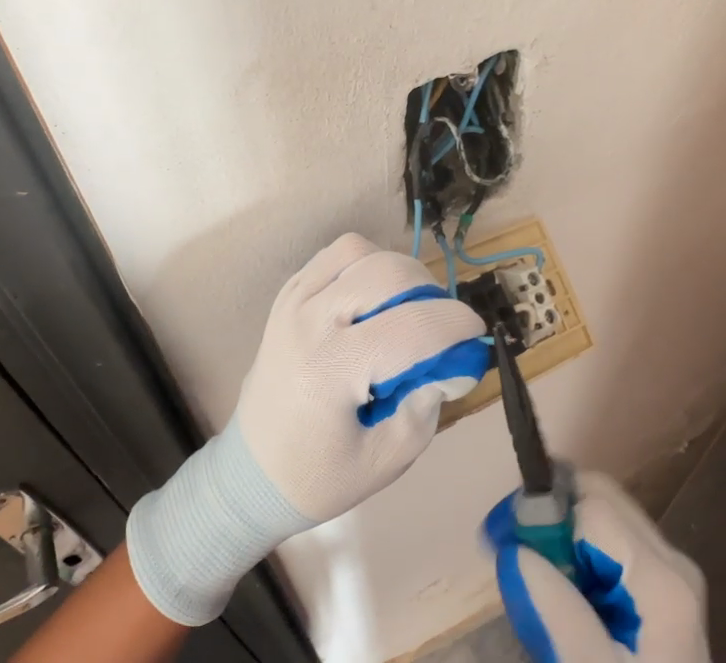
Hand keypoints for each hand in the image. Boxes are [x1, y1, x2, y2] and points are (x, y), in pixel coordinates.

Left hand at [127, 233, 488, 624]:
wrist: (250, 474)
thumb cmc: (319, 476)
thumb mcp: (387, 459)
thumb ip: (428, 405)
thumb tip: (456, 359)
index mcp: (332, 369)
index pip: (414, 326)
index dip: (458, 326)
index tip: (475, 338)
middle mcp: (309, 322)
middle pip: (388, 272)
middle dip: (430, 293)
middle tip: (439, 328)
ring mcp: (293, 301)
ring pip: (358, 250)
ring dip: (395, 272)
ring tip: (405, 309)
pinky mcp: (287, 295)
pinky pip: (334, 255)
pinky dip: (364, 265)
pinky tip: (373, 301)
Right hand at [484, 472, 710, 661]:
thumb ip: (555, 612)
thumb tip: (515, 548)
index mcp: (662, 577)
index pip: (590, 504)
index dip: (540, 512)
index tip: (497, 540)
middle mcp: (670, 563)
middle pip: (598, 506)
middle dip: (547, 524)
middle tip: (506, 560)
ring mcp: (668, 580)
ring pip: (598, 528)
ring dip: (555, 547)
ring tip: (528, 590)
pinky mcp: (659, 599)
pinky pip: (605, 556)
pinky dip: (571, 567)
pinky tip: (556, 606)